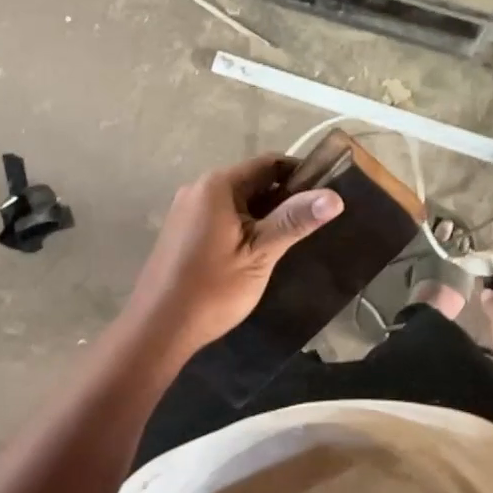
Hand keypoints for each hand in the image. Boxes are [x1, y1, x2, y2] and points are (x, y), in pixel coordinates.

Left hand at [126, 153, 342, 355]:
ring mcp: (186, 209)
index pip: (269, 163)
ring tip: (288, 241)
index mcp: (217, 185)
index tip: (325, 195)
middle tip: (310, 224)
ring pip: (237, 201)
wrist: (156, 329)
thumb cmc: (212, 288)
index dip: (301, 174)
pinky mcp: (181, 231)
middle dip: (283, 198)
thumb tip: (335, 196)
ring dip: (263, 215)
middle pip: (252, 180)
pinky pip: (221, 216)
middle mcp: (199, 188)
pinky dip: (243, 226)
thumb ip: (295, 220)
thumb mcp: (260, 253)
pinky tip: (256, 252)